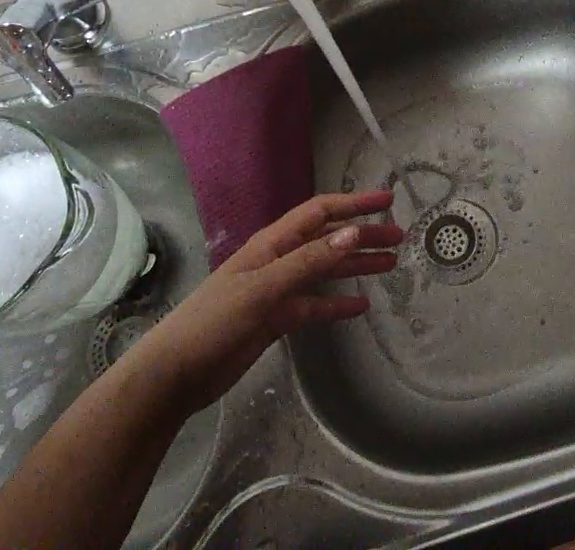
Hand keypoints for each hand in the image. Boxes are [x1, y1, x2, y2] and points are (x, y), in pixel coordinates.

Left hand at [138, 190, 405, 412]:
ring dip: (355, 266)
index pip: (320, 213)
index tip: (387, 201)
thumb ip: (308, 262)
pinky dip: (337, 305)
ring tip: (391, 266)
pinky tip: (361, 307)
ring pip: (325, 272)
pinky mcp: (275, 320)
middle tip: (399, 238)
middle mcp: (277, 261)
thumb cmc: (213, 322)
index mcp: (272, 244)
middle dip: (363, 236)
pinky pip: (314, 306)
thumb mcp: (263, 289)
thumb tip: (353, 234)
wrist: (175, 373)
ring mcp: (276, 291)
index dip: (354, 204)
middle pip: (328, 240)